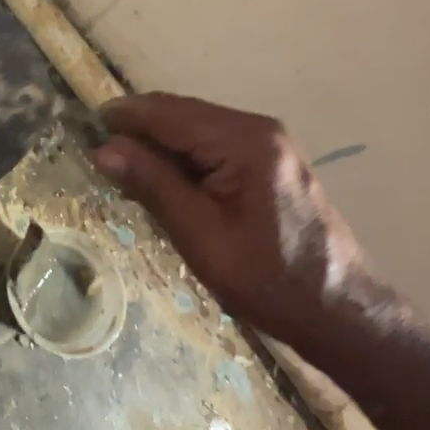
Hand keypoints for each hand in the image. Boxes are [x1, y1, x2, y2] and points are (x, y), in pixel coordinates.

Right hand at [93, 92, 376, 347]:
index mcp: (243, 139)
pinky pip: (212, 143)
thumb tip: (103, 148)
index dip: (121, 118)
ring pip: (193, 128)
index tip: (83, 133)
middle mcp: (257, 127)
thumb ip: (153, 185)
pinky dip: (183, 158)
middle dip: (138, 133)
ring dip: (159, 146)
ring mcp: (267, 142)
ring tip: (129, 178)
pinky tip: (168, 185)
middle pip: (179, 114)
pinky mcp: (270, 160)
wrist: (346, 318)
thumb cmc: (271, 281)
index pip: (165, 112)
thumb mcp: (202, 237)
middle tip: (102, 162)